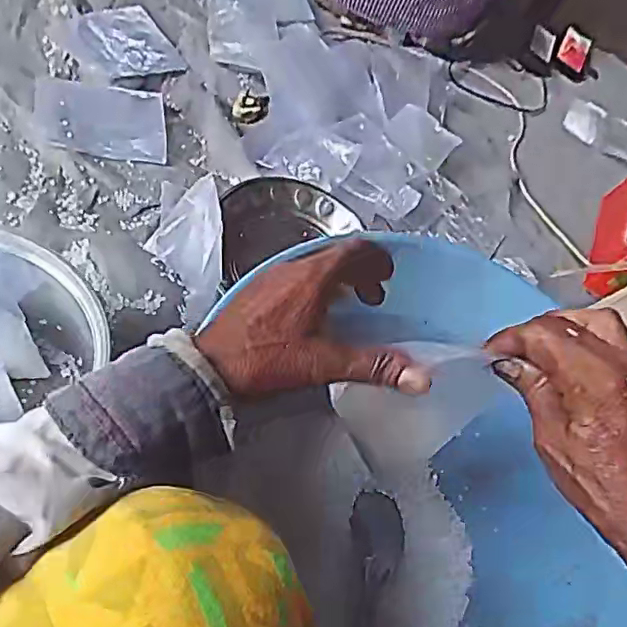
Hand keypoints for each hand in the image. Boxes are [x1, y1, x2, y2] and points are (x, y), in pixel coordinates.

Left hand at [195, 239, 431, 399]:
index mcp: (311, 279)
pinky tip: (309, 313)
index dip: (376, 259)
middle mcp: (289, 270)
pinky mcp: (254, 291)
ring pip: (311, 264)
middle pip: (334, 254)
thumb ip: (372, 366)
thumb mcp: (322, 364)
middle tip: (373, 290)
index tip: (386, 273)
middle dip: (359, 269)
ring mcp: (269, 278)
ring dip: (335, 277)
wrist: (210, 368)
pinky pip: (291, 276)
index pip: (354, 250)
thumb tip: (417, 375)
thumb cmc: (261, 362)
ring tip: (346, 302)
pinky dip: (311, 285)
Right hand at [484, 310, 626, 558]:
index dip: (512, 338)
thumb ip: (534, 390)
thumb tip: (514, 366)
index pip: (546, 333)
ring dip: (561, 331)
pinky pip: (614, 341)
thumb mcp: (550, 438)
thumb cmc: (605, 487)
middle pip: (572, 321)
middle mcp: (624, 367)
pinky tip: (564, 364)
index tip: (494, 352)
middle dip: (535, 330)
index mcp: (595, 380)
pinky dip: (583, 342)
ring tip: (535, 353)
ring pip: (597, 323)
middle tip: (510, 351)